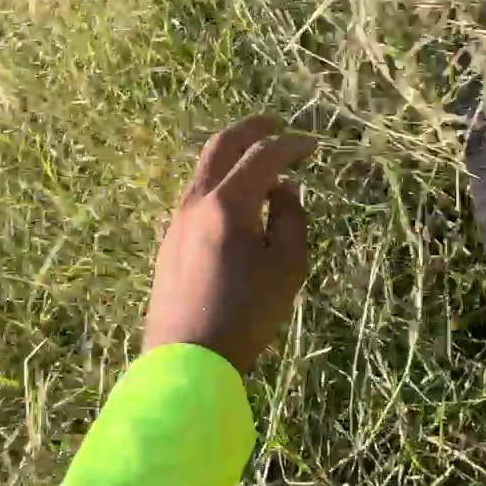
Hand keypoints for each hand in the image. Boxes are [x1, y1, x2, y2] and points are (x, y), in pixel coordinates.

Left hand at [144, 114, 318, 371]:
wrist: (186, 362)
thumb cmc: (246, 315)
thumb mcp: (287, 266)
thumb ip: (290, 218)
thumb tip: (283, 190)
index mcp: (227, 205)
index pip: (263, 156)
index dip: (292, 145)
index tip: (314, 147)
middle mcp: (196, 202)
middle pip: (222, 146)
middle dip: (251, 129)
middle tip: (275, 123)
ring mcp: (177, 221)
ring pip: (205, 169)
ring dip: (234, 155)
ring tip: (261, 161)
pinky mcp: (171, 240)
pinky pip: (198, 193)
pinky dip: (222, 180)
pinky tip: (240, 198)